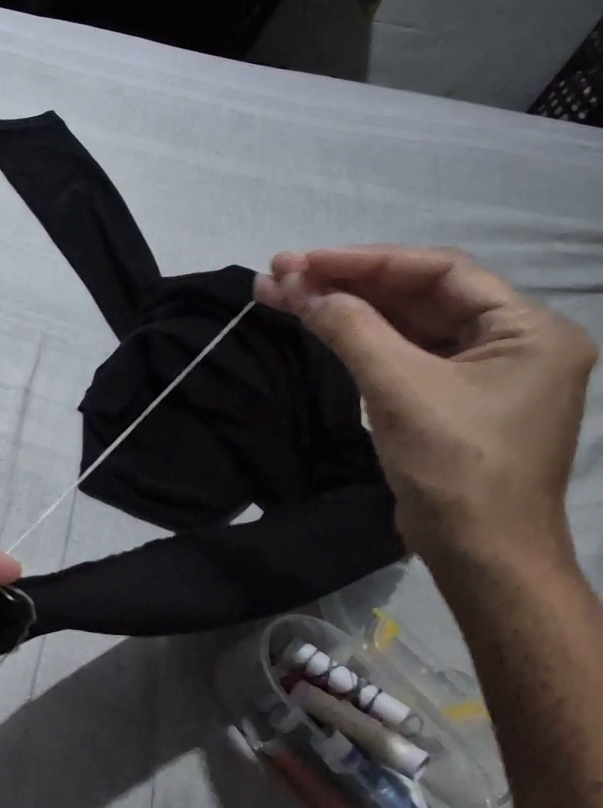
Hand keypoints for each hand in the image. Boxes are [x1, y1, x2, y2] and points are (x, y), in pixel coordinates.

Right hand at [254, 246, 595, 570]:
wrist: (480, 547)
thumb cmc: (456, 463)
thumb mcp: (399, 387)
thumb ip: (351, 328)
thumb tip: (299, 286)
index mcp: (528, 330)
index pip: (439, 271)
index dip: (364, 260)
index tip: (299, 261)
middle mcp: (515, 340)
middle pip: (420, 292)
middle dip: (346, 280)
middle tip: (278, 273)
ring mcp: (484, 368)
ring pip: (405, 319)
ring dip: (343, 305)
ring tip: (280, 292)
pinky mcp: (453, 393)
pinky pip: (401, 348)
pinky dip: (355, 333)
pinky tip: (314, 322)